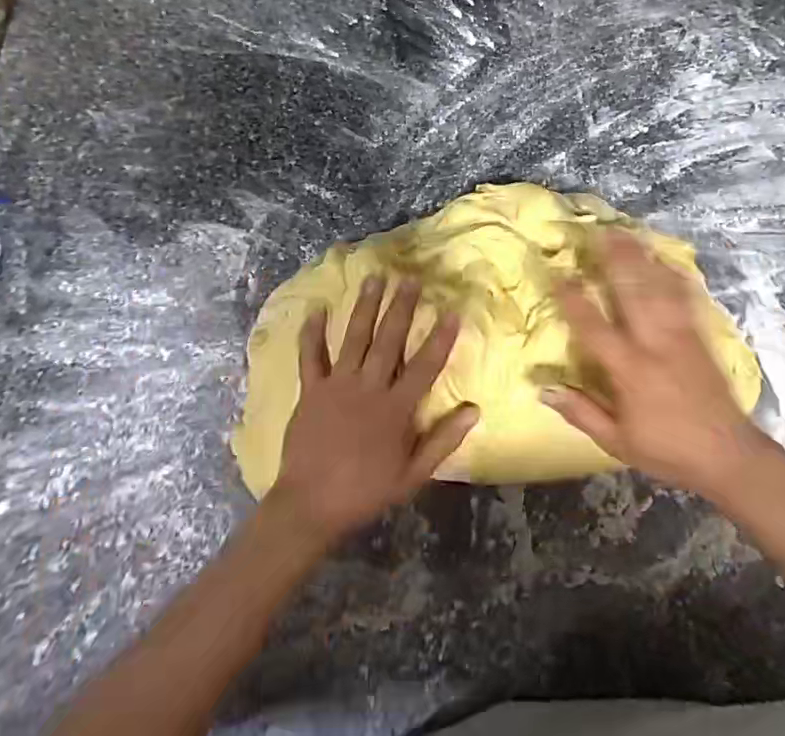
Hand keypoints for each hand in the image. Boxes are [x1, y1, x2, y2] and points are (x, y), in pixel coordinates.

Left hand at [264, 276, 478, 544]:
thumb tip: (474, 410)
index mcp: (395, 409)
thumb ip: (442, 440)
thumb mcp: (413, 475)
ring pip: (354, 338)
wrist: (310, 505)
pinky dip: (312, 332)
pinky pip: (310, 356)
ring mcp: (336, 386)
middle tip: (411, 279)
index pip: (425, 365)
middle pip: (389, 340)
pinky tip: (316, 308)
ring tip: (373, 278)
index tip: (452, 310)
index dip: (440, 337)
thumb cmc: (365, 491)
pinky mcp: (311, 391)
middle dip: (402, 307)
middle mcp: (368, 388)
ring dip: (365, 307)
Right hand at [546, 230, 770, 496]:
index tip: (558, 273)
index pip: (594, 327)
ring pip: (659, 289)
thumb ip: (580, 412)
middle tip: (599, 232)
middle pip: (633, 293)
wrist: (728, 455)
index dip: (574, 298)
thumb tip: (542, 388)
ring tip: (628, 234)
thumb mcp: (617, 441)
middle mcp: (656, 345)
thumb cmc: (668, 450)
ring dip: (642, 259)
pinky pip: (687, 299)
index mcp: (630, 370)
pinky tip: (666, 261)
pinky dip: (675, 276)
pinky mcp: (702, 338)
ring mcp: (682, 337)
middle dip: (615, 260)